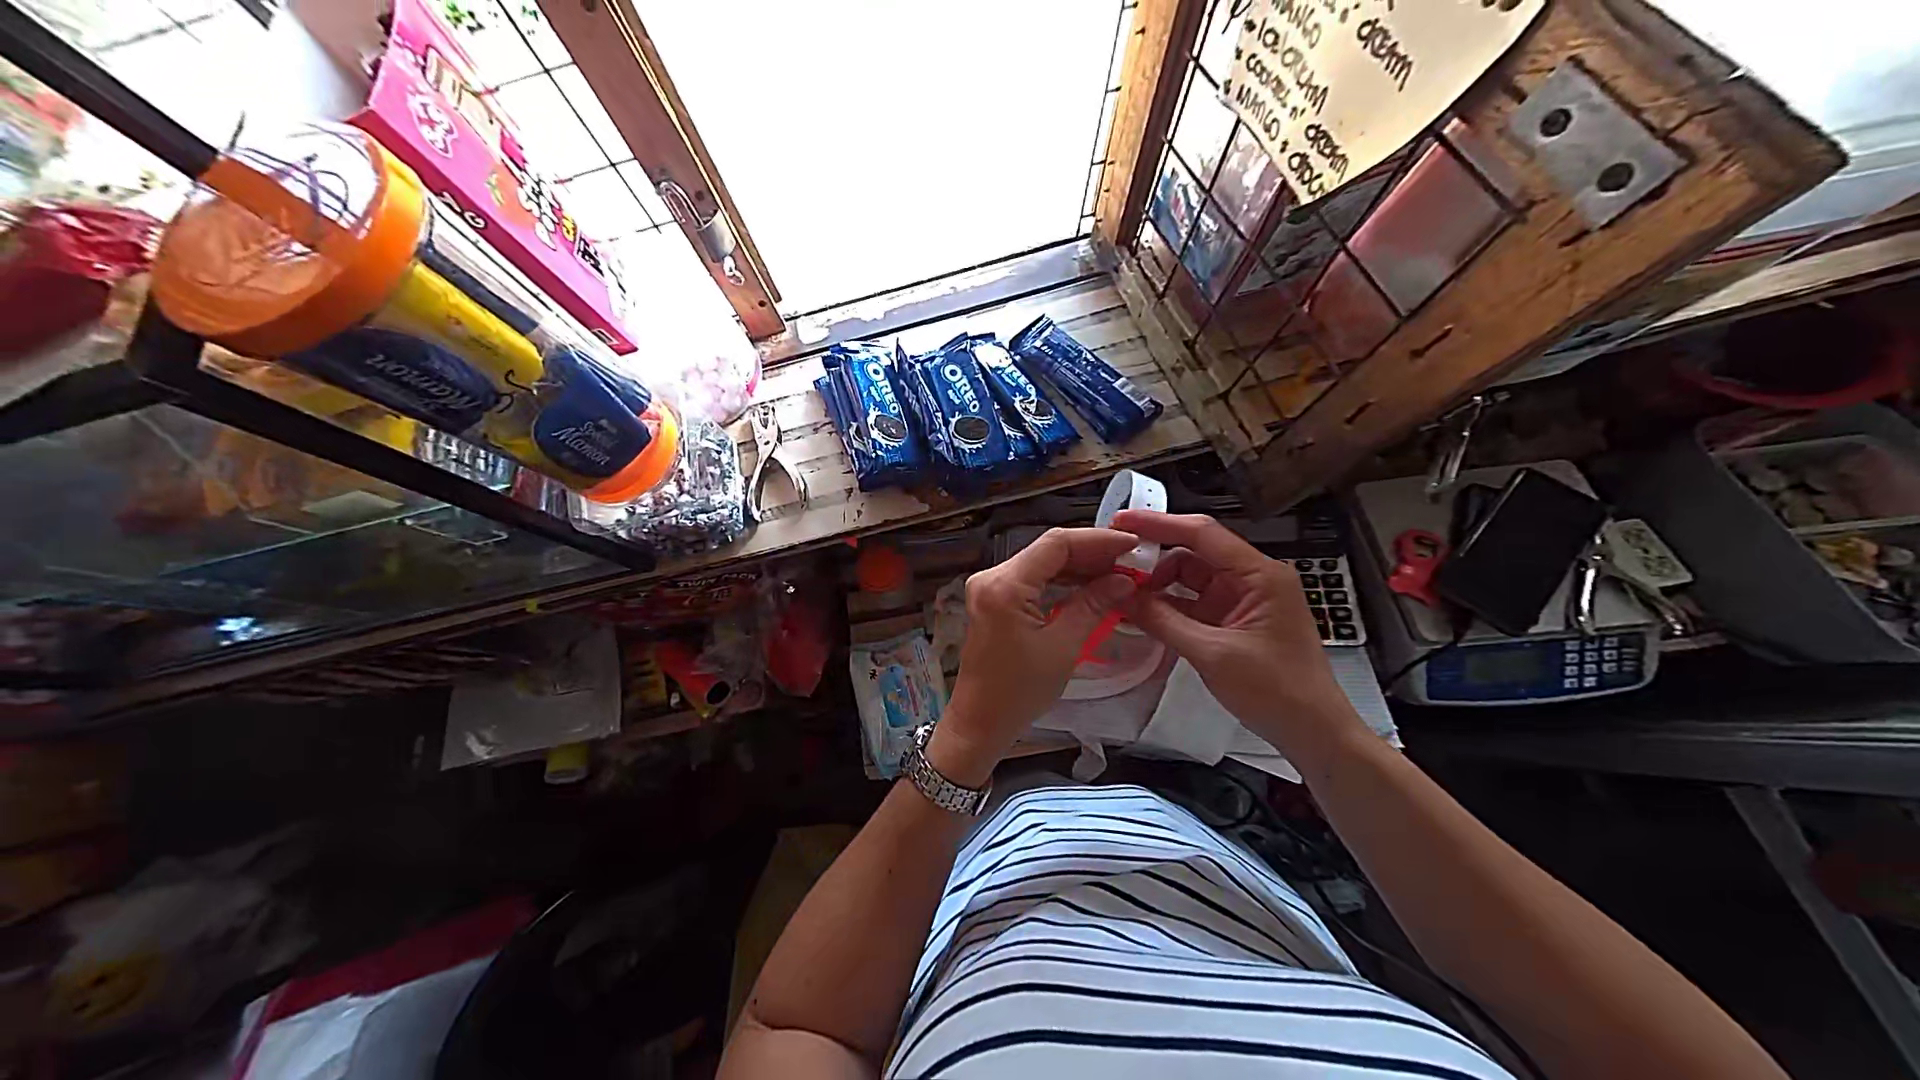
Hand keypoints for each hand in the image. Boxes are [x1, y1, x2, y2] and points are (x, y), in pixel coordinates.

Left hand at [931, 527, 1141, 786]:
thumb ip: (1093, 606)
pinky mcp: (994, 600)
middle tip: (1132, 561)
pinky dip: (1062, 582)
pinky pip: (1033, 580)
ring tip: (1119, 573)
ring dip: (1080, 567)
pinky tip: (1091, 586)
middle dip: (1092, 554)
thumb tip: (1124, 580)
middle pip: (1048, 551)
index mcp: (1004, 585)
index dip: (1097, 541)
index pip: (1056, 544)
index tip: (1132, 544)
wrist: (980, 722)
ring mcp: (990, 587)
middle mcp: (992, 577)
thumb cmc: (1019, 692)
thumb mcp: (1064, 647)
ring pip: (1042, 564)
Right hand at [1111, 510, 1364, 756]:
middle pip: (1193, 552)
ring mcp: (1242, 600)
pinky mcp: (1233, 621)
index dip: (1159, 524)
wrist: (1314, 733)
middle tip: (1114, 563)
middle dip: (1154, 556)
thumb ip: (1163, 621)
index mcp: (1260, 575)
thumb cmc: (1279, 692)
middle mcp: (1252, 579)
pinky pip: (1193, 603)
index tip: (1122, 521)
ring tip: (1123, 593)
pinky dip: (1167, 606)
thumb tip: (1122, 597)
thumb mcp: (1213, 654)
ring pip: (1190, 578)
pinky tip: (1142, 613)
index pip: (1202, 533)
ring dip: (1158, 584)